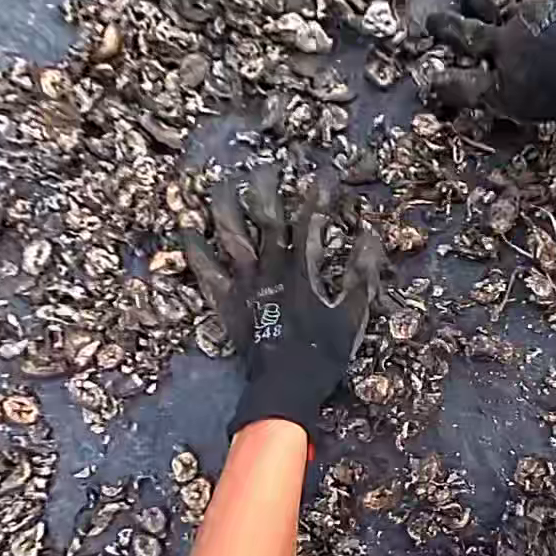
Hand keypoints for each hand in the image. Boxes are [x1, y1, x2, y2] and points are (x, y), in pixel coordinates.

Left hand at [183, 163, 382, 442]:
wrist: (285, 388)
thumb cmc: (322, 355)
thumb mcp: (352, 316)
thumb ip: (361, 275)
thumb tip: (369, 235)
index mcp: (303, 271)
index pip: (311, 223)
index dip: (317, 197)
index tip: (323, 176)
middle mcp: (271, 270)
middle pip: (266, 220)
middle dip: (266, 191)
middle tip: (264, 167)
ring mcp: (245, 285)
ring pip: (231, 237)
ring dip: (225, 209)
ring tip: (219, 184)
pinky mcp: (226, 302)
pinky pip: (206, 271)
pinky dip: (195, 250)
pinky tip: (186, 229)